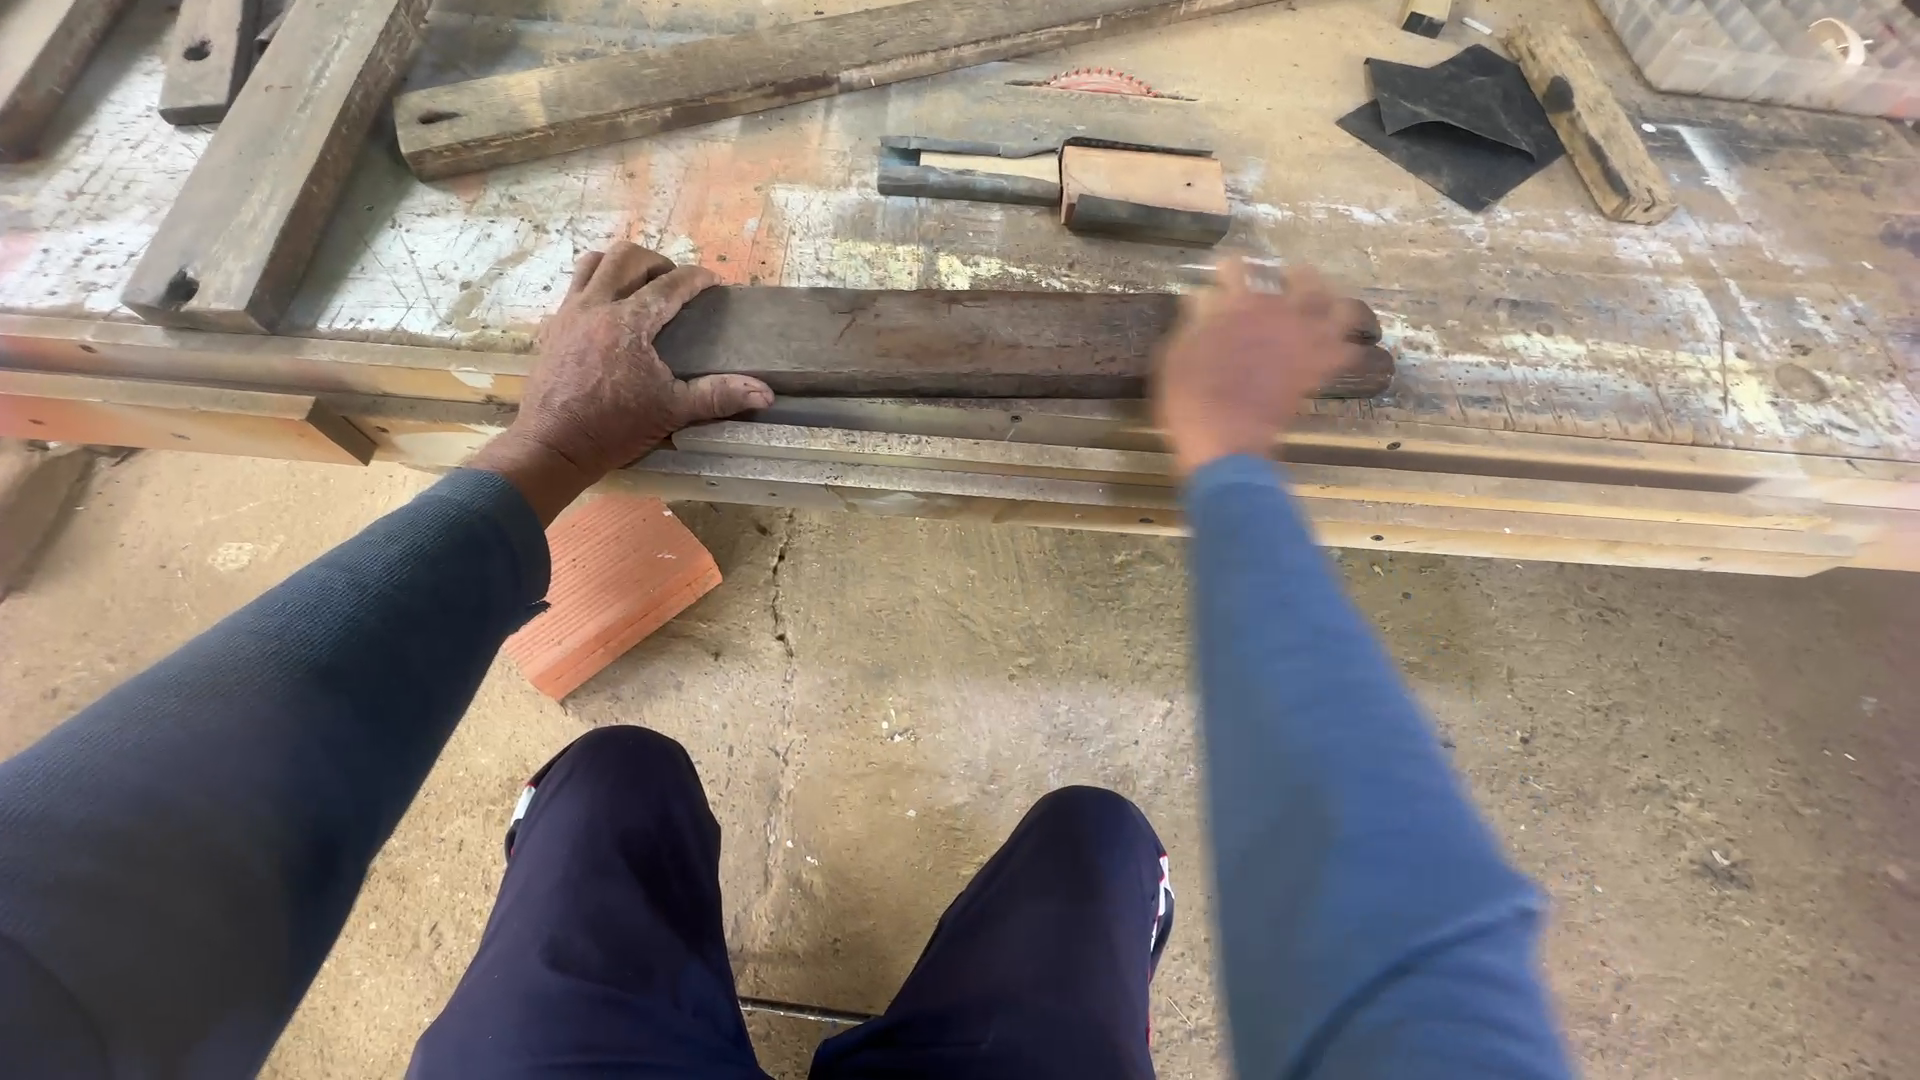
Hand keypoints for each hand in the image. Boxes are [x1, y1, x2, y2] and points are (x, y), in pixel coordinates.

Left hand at [470, 242, 773, 521]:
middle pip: (627, 257)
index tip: (712, 281)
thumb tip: (764, 393)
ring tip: (640, 284)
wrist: (554, 444)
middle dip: (657, 262)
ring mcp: (570, 313)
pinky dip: (598, 282)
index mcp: (629, 323)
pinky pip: (576, 285)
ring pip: (594, 262)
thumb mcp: (672, 411)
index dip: (695, 278)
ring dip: (622, 264)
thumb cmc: (615, 428)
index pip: (669, 285)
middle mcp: (597, 306)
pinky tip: (610, 309)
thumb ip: (719, 396)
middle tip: (675, 282)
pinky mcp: (554, 326)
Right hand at [1153, 259, 1386, 476]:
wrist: (1223, 440)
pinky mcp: (1315, 372)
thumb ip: (1194, 321)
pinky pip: (1345, 353)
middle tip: (1289, 276)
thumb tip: (1201, 297)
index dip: (1229, 266)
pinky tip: (1339, 344)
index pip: (1239, 269)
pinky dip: (1345, 346)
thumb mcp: (1177, 354)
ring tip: (1327, 302)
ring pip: (1339, 310)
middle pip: (1304, 279)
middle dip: (1296, 274)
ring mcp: (1304, 344)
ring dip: (1334, 302)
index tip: (1222, 270)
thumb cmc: (1189, 397)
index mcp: (1242, 305)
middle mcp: (1281, 316)